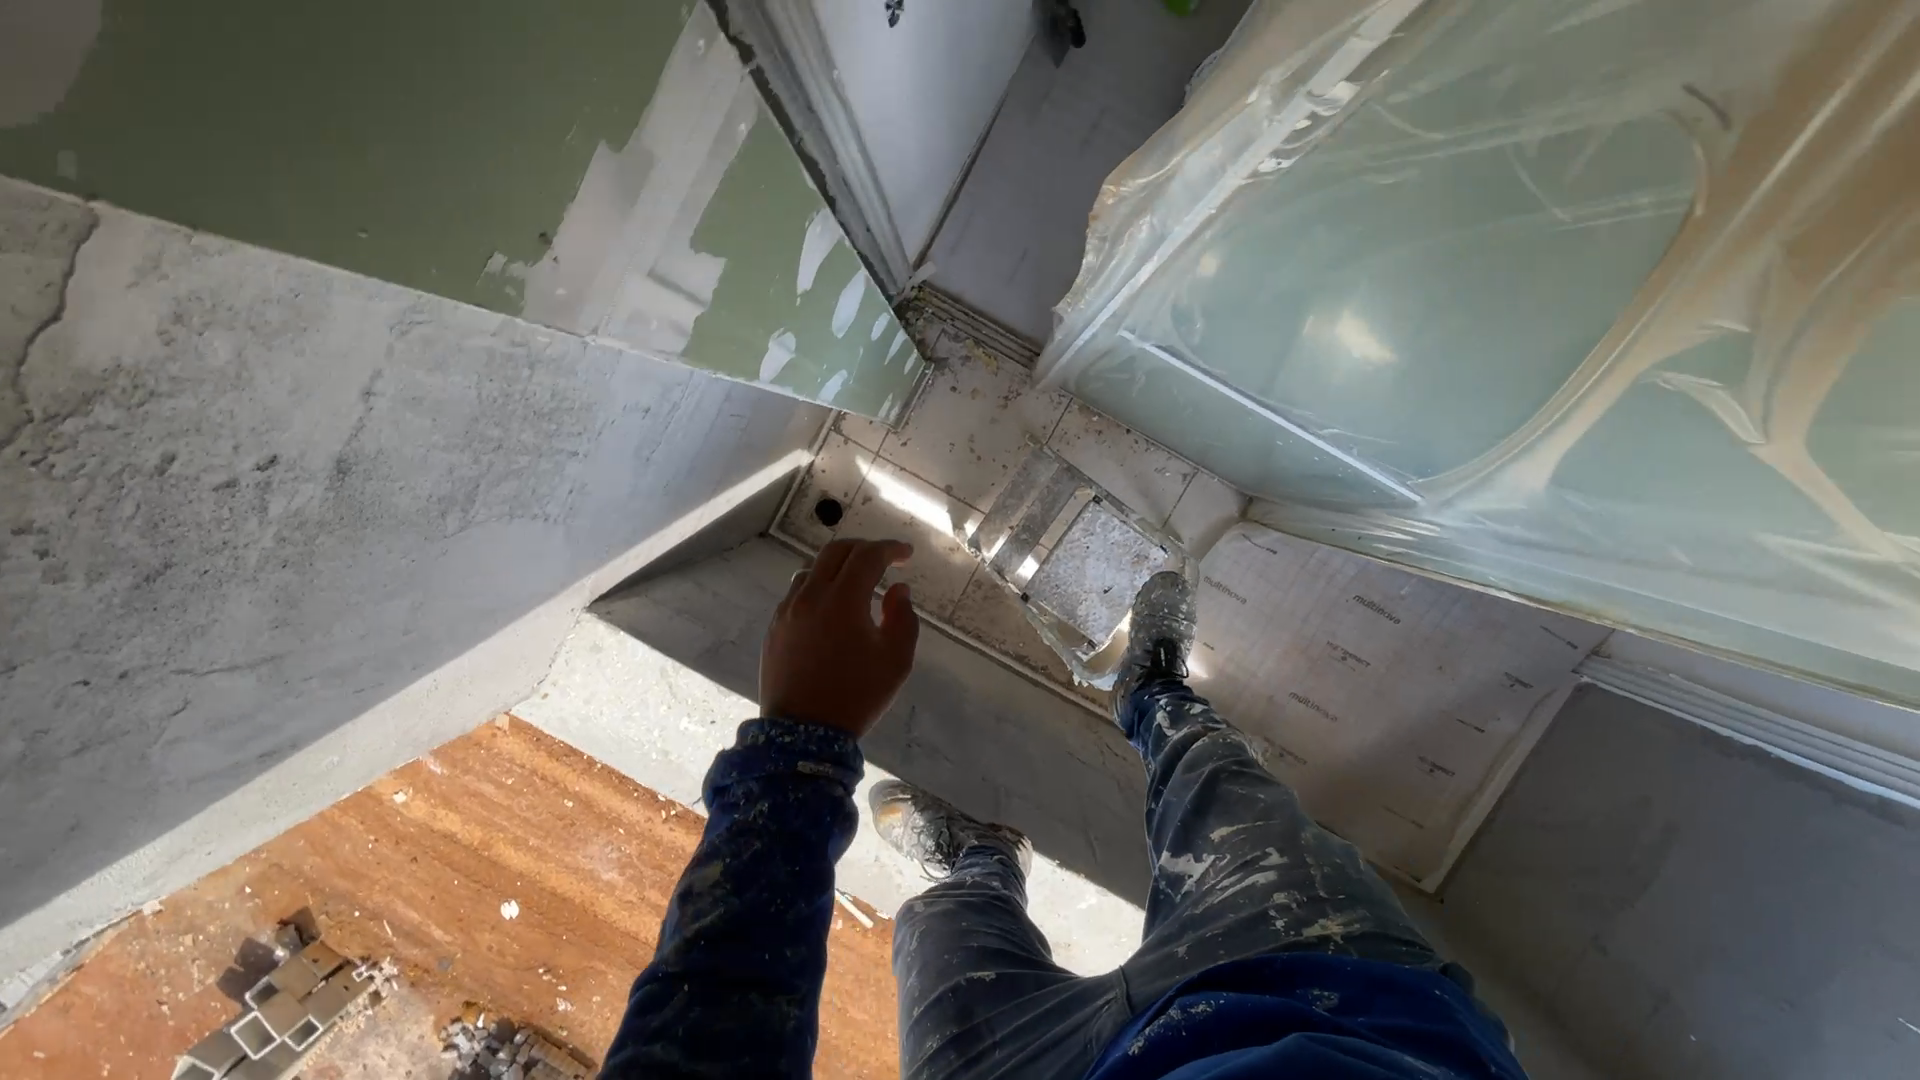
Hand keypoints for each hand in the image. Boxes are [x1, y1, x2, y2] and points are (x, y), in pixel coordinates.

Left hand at [761, 539, 920, 737]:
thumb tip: (898, 590)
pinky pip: (796, 593)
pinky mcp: (774, 628)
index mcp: (843, 601)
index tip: (906, 554)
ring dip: (837, 567)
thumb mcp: (896, 660)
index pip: (867, 556)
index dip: (890, 548)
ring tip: (856, 583)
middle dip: (863, 549)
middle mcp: (810, 596)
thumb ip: (903, 618)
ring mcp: (787, 611)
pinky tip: (829, 608)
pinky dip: (817, 588)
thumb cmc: (856, 696)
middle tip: (884, 559)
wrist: (803, 734)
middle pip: (835, 552)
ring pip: (811, 570)